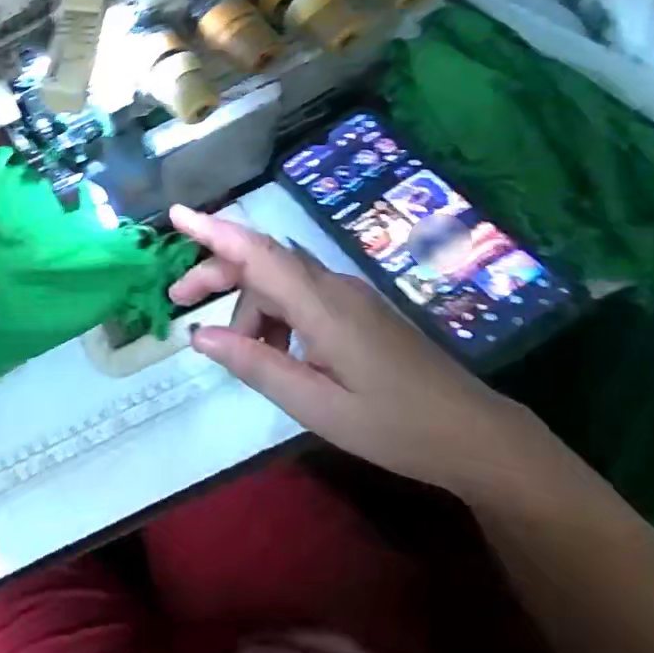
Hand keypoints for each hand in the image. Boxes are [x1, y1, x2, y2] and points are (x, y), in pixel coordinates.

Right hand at [167, 205, 577, 503]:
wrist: (479, 437)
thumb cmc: (396, 426)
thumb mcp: (315, 405)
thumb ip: (255, 365)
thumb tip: (198, 338)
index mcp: (322, 305)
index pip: (257, 252)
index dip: (212, 230)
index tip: (175, 215)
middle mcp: (333, 288)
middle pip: (260, 262)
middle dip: (214, 275)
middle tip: (177, 302)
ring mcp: (348, 297)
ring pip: (278, 284)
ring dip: (248, 311)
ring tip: (245, 357)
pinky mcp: (357, 311)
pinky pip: (300, 299)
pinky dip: (274, 318)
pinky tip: (278, 355)